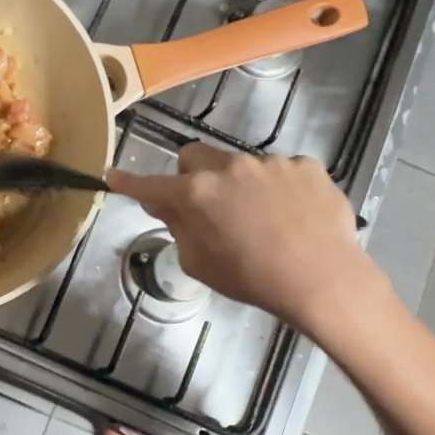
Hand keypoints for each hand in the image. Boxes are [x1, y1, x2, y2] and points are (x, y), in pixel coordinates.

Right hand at [108, 145, 388, 333]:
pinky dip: (279, 189)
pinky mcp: (306, 165)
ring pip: (241, 165)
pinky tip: (292, 216)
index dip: (129, 183)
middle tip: (205, 205)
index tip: (112, 176)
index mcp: (197, 193)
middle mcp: (229, 167)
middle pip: (195, 155)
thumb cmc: (252, 279)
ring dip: (240, 185)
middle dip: (192, 175)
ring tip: (262, 220)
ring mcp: (271, 162)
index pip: (151, 184)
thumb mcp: (200, 263)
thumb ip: (178, 227)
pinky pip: (282, 171)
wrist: (323, 278)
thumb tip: (166, 204)